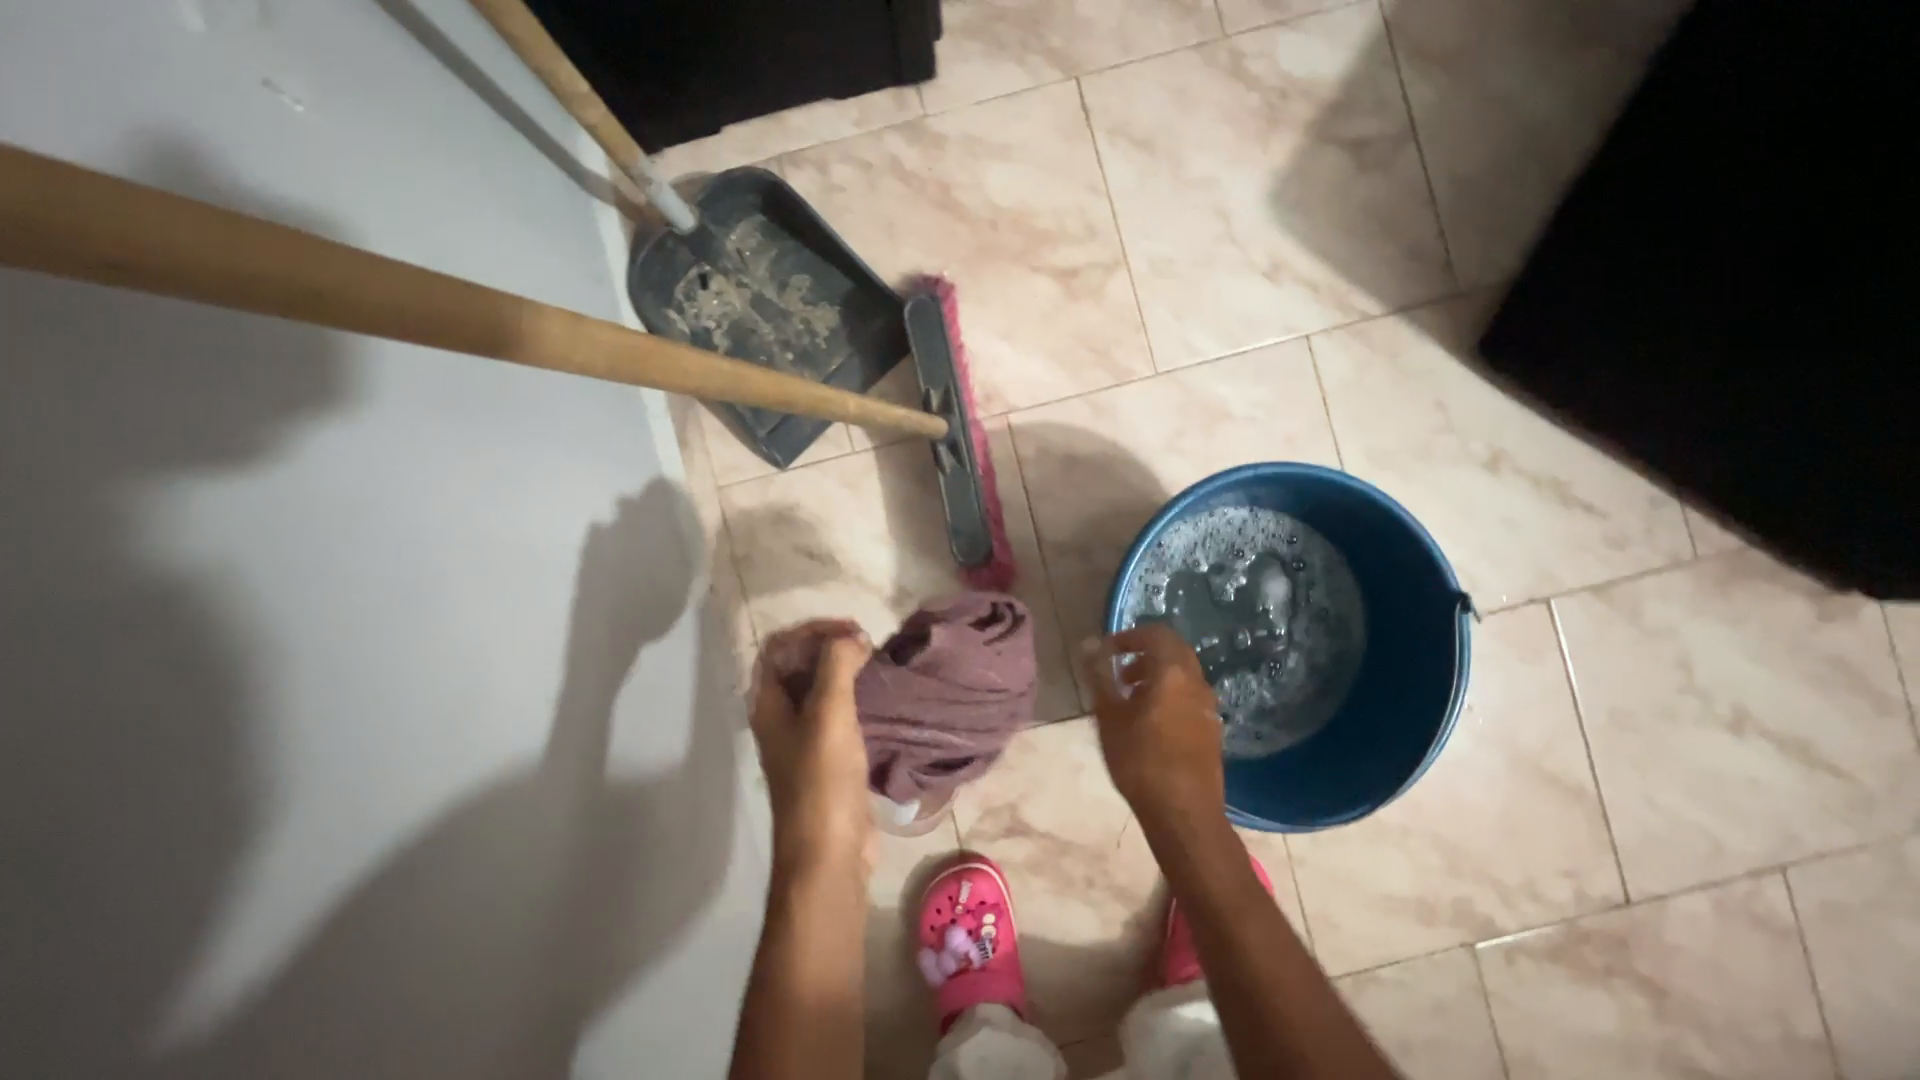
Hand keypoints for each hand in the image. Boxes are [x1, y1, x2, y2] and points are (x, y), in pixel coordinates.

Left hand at [750, 619, 874, 877]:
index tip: (851, 631)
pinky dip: (857, 699)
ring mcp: (804, 742)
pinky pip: (839, 717)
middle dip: (830, 647)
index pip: (779, 647)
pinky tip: (882, 700)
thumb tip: (852, 637)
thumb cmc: (822, 781)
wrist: (829, 854)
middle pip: (798, 666)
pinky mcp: (828, 761)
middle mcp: (780, 719)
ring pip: (820, 691)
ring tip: (878, 665)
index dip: (811, 630)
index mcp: (768, 705)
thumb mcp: (829, 715)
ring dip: (845, 672)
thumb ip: (837, 666)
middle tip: (869, 644)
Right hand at [1081, 624, 1223, 831]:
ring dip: (1156, 676)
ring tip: (1128, 700)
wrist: (1184, 813)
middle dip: (1144, 655)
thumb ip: (1101, 677)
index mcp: (1173, 674)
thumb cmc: (1140, 761)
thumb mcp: (1110, 718)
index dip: (1130, 637)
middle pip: (1174, 652)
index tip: (1107, 652)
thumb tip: (1090, 645)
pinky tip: (1149, 723)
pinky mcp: (1211, 729)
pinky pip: (1189, 697)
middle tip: (1118, 674)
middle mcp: (1197, 683)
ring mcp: (1209, 707)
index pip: (1157, 634)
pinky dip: (1168, 695)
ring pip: (1183, 676)